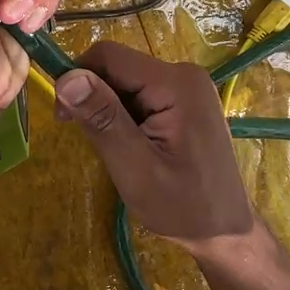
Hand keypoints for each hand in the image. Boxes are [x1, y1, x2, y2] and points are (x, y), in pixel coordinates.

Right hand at [55, 42, 254, 248]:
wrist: (225, 233)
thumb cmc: (183, 207)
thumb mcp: (135, 168)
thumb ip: (103, 119)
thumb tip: (66, 78)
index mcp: (176, 84)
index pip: (108, 56)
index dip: (77, 78)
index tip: (64, 118)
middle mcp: (183, 74)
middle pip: (116, 67)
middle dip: (93, 98)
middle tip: (91, 141)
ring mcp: (185, 87)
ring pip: (123, 81)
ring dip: (107, 110)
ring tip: (117, 149)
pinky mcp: (183, 100)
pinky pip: (137, 93)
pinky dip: (123, 116)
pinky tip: (131, 145)